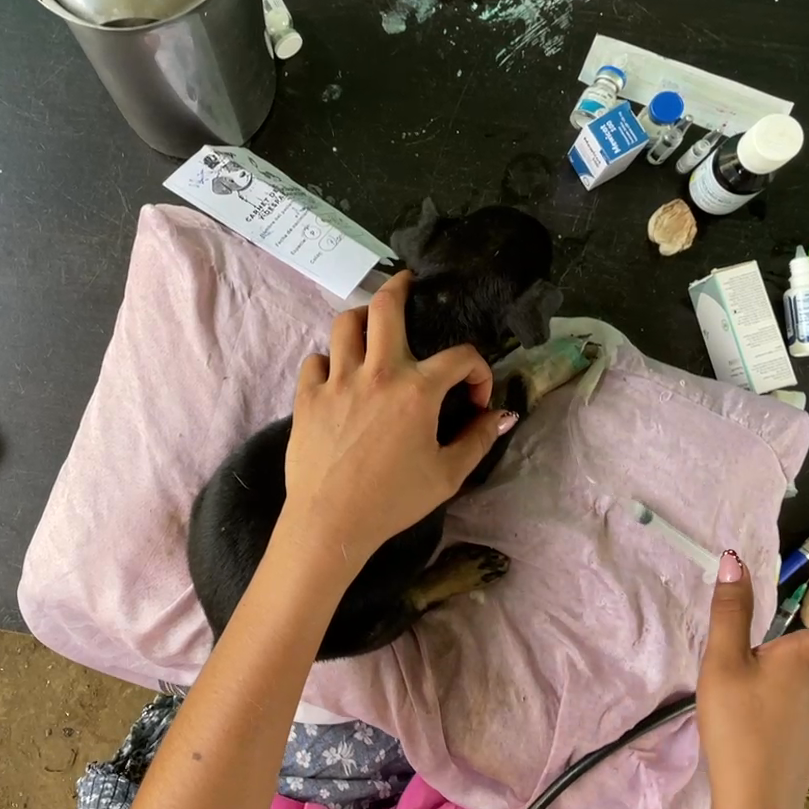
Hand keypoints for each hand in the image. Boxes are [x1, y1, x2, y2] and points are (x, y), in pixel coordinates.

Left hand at [280, 271, 516, 564]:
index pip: (459, 356)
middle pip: (386, 307)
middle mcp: (377, 373)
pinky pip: (315, 360)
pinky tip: (336, 376)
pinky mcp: (307, 397)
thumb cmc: (392, 501)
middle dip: (401, 287)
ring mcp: (337, 381)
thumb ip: (478, 440)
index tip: (475, 398)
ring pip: (345, 325)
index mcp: (417, 390)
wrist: (330, 523)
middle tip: (407, 285)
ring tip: (370, 328)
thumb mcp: (447, 476)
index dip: (478, 371)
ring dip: (362, 320)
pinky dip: (327, 361)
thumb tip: (501, 416)